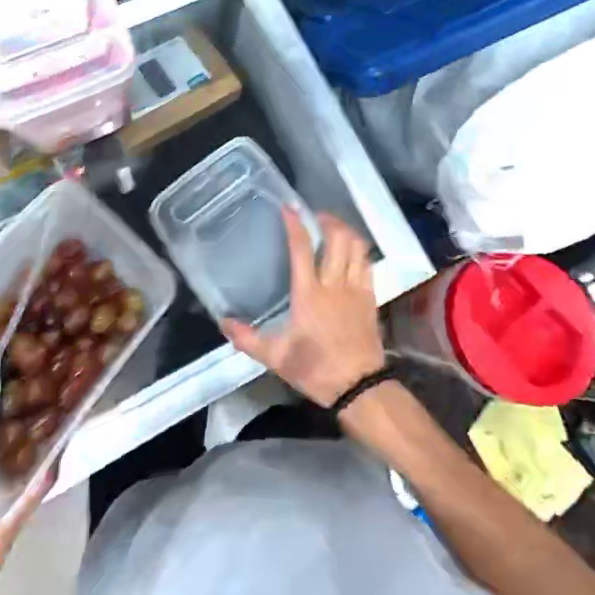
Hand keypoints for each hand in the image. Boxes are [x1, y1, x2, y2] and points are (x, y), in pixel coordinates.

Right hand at [222, 210, 385, 407]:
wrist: (358, 386)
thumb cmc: (315, 369)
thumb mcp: (276, 358)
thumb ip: (248, 338)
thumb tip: (224, 322)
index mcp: (308, 294)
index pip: (302, 249)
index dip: (295, 224)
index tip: (289, 208)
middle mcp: (333, 284)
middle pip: (336, 238)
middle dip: (327, 220)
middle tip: (315, 217)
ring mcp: (355, 288)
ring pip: (355, 246)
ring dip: (345, 231)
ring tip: (333, 228)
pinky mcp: (370, 297)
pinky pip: (367, 263)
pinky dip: (358, 250)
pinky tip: (350, 251)